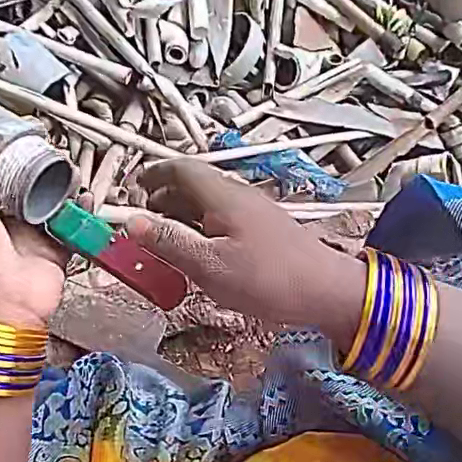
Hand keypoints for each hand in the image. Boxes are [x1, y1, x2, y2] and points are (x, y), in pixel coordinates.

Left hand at [0, 107, 65, 327]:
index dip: (0, 148)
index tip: (13, 130)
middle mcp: (1, 218)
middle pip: (23, 180)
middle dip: (37, 165)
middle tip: (47, 149)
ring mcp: (28, 233)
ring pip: (50, 198)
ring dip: (61, 184)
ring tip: (68, 169)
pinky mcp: (53, 248)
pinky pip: (71, 223)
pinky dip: (81, 209)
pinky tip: (84, 196)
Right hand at [126, 159, 364, 339]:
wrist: (328, 291)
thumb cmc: (269, 279)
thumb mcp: (209, 265)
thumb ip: (170, 242)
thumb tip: (133, 223)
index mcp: (222, 197)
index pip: (180, 169)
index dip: (153, 175)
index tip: (133, 188)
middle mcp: (237, 196)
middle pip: (192, 184)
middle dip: (162, 197)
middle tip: (143, 219)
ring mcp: (252, 210)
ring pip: (206, 201)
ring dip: (180, 213)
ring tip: (164, 238)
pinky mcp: (262, 228)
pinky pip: (221, 217)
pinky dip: (199, 226)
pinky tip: (197, 250)